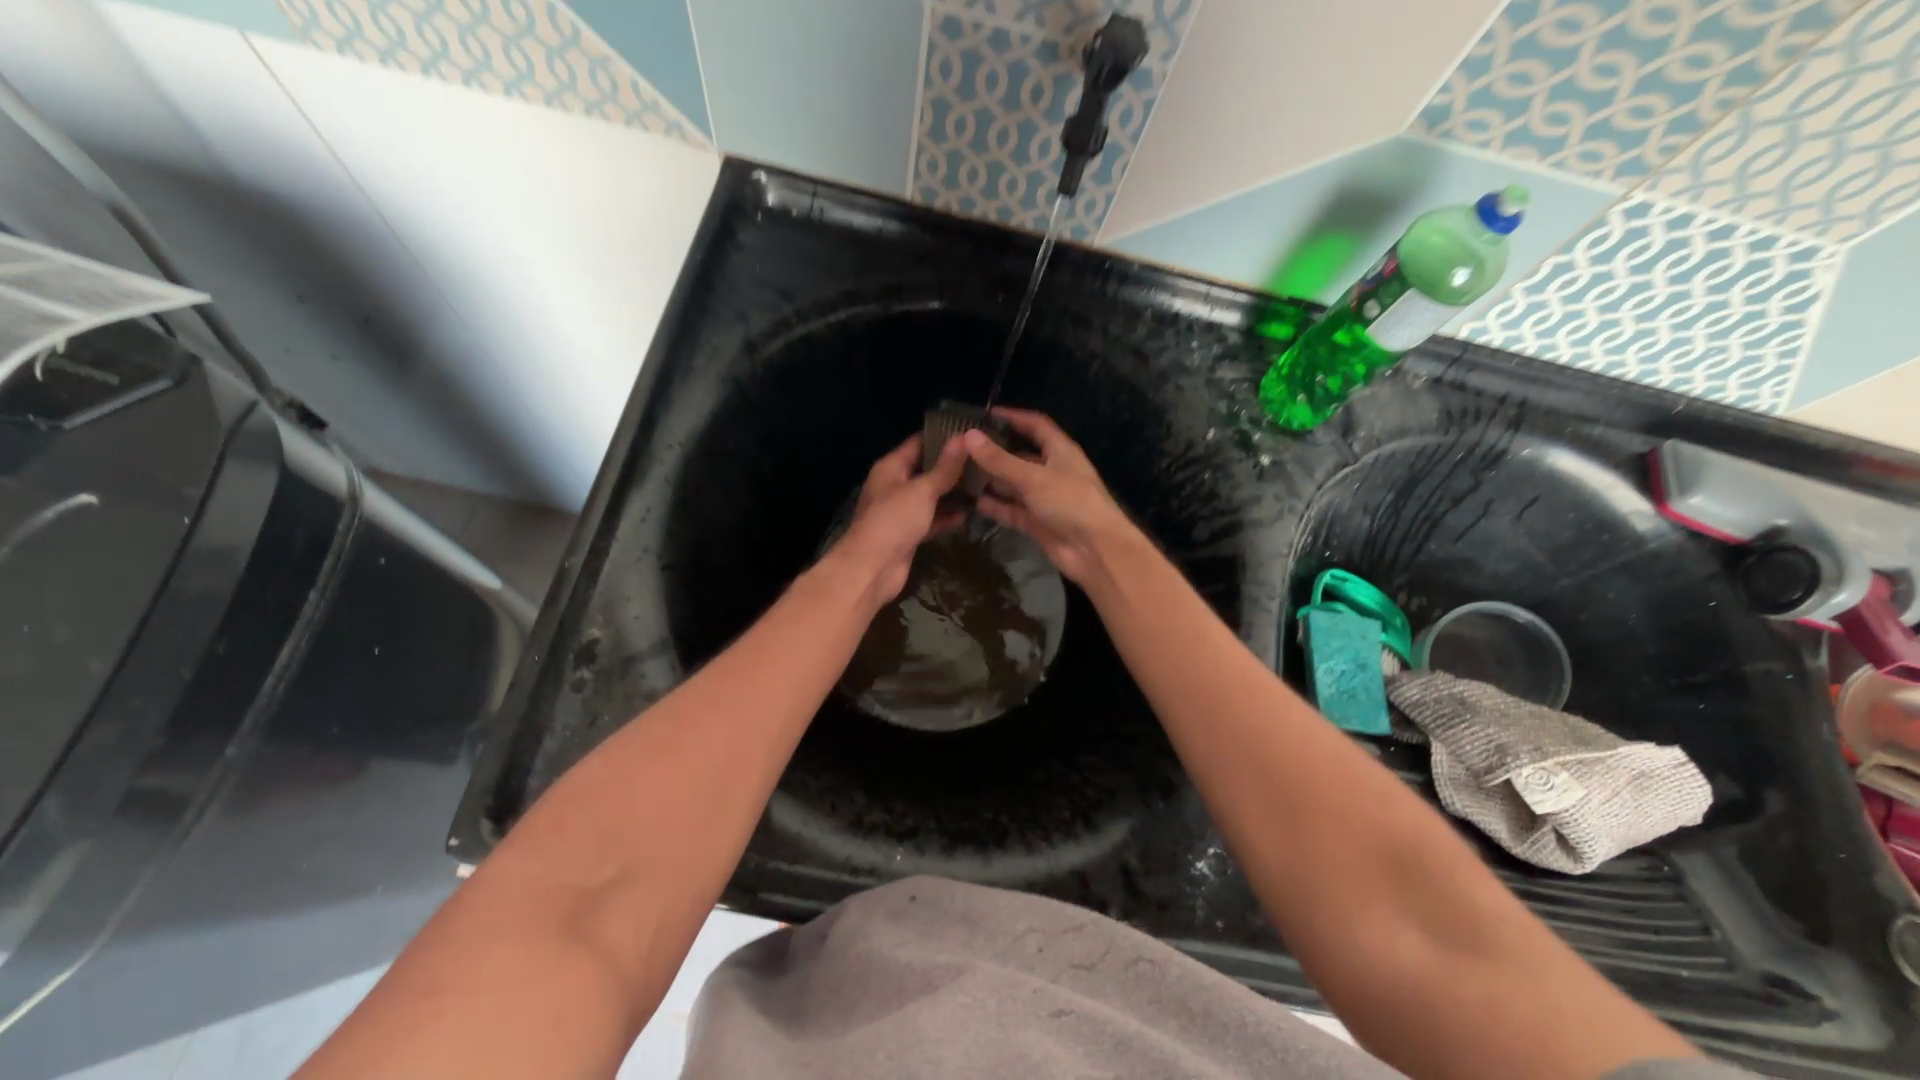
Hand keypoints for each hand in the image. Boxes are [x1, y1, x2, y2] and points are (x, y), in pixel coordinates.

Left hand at [828, 433, 968, 605]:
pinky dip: (946, 516)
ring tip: (982, 483)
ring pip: (929, 495)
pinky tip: (969, 513)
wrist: (873, 568)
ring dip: (951, 492)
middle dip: (951, 466)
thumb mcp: (922, 490)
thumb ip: (944, 468)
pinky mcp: (908, 533)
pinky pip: (930, 518)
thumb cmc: (894, 520)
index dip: (942, 436)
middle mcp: (894, 485)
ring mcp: (901, 511)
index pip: (918, 443)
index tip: (970, 432)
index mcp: (891, 467)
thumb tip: (963, 438)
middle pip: (925, 469)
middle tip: (983, 459)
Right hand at [963, 407, 1139, 585]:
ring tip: (959, 473)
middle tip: (962, 448)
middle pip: (1020, 456)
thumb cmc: (1070, 502)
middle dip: (995, 452)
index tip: (986, 413)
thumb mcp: (1033, 477)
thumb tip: (969, 436)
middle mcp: (1052, 471)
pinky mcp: (1037, 523)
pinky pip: (1012, 510)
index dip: (1014, 417)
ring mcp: (1044, 499)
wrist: (1095, 550)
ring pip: (1013, 485)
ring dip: (991, 480)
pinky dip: (995, 506)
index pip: (1036, 425)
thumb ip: (1000, 459)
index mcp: (1060, 451)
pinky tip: (971, 501)